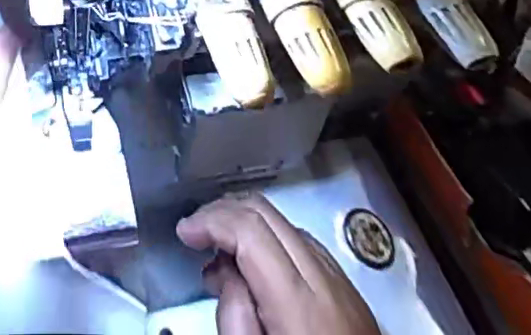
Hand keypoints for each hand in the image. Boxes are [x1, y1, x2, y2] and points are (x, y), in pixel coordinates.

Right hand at [177, 193, 380, 334]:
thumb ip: (235, 318)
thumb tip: (227, 274)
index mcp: (299, 302)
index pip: (251, 229)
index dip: (212, 220)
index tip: (184, 231)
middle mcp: (322, 276)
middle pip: (267, 213)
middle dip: (224, 212)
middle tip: (194, 232)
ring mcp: (338, 277)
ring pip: (284, 222)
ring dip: (246, 224)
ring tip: (217, 256)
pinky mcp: (346, 285)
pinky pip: (300, 243)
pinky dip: (269, 239)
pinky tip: (252, 266)